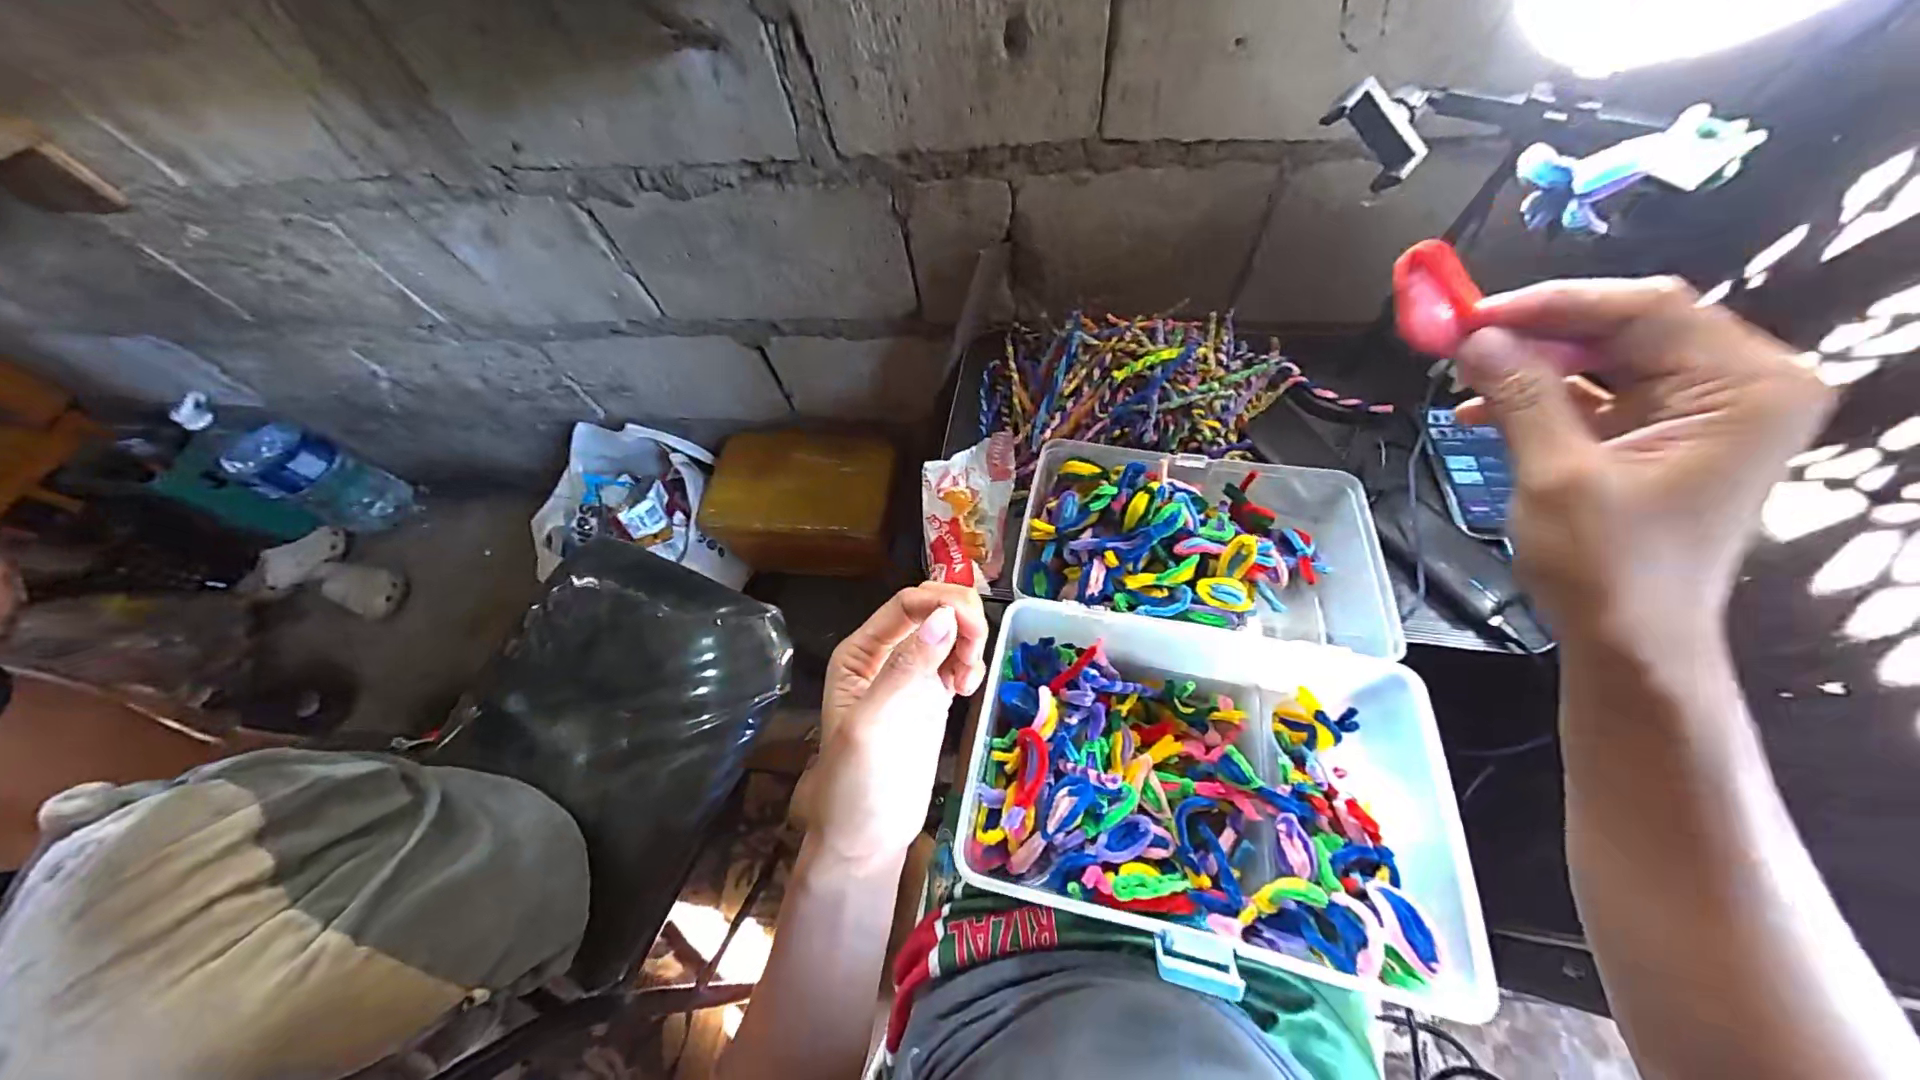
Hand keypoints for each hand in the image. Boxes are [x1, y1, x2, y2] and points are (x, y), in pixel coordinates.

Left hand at [802, 585, 988, 868]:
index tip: (971, 622)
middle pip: (932, 611)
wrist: (866, 839)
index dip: (940, 602)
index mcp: (861, 653)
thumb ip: (908, 669)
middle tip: (975, 650)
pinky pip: (959, 661)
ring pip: (951, 632)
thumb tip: (945, 616)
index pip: (905, 605)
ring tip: (969, 680)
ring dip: (970, 641)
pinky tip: (970, 687)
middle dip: (960, 618)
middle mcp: (886, 656)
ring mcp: (913, 676)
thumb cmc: (855, 785)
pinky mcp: (934, 697)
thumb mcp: (873, 724)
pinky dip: (972, 663)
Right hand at [1455, 278, 1831, 641]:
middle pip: (1628, 329)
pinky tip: (1484, 410)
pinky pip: (1597, 396)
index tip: (1475, 314)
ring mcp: (1700, 413)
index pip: (1647, 309)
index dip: (1554, 304)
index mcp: (1745, 387)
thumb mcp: (1556, 474)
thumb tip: (1474, 339)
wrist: (1630, 638)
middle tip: (1462, 344)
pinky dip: (1539, 398)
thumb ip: (1521, 396)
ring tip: (1466, 378)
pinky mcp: (1661, 437)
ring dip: (1532, 367)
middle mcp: (1738, 388)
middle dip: (1538, 335)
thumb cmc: (1607, 565)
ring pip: (1606, 360)